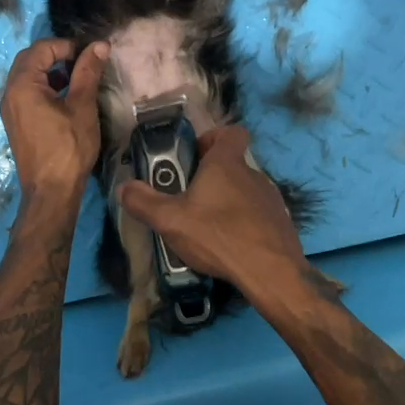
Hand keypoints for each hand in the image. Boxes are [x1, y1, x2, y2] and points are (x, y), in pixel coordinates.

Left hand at [0, 39, 108, 203]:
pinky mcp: (15, 121)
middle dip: (56, 55)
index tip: (90, 54)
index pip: (41, 49)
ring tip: (77, 78)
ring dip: (50, 70)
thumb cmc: (68, 148)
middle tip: (83, 62)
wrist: (51, 191)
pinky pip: (26, 92)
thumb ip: (87, 72)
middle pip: (30, 59)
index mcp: (22, 85)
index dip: (67, 46)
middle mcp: (9, 92)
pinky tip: (65, 97)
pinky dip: (44, 86)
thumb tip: (99, 45)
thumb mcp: (82, 106)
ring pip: (27, 75)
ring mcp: (10, 108)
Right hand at [118, 126, 307, 294]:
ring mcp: (271, 199)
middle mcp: (252, 175)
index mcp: (226, 164)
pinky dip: (243, 223)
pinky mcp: (280, 223)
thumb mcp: (170, 220)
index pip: (230, 132)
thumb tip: (124, 187)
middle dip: (211, 177)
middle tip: (189, 198)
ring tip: (207, 226)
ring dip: (228, 201)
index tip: (195, 155)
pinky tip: (229, 245)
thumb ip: (144, 202)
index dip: (213, 138)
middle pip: (232, 164)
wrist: (271, 273)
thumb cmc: (218, 235)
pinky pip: (258, 214)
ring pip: (245, 190)